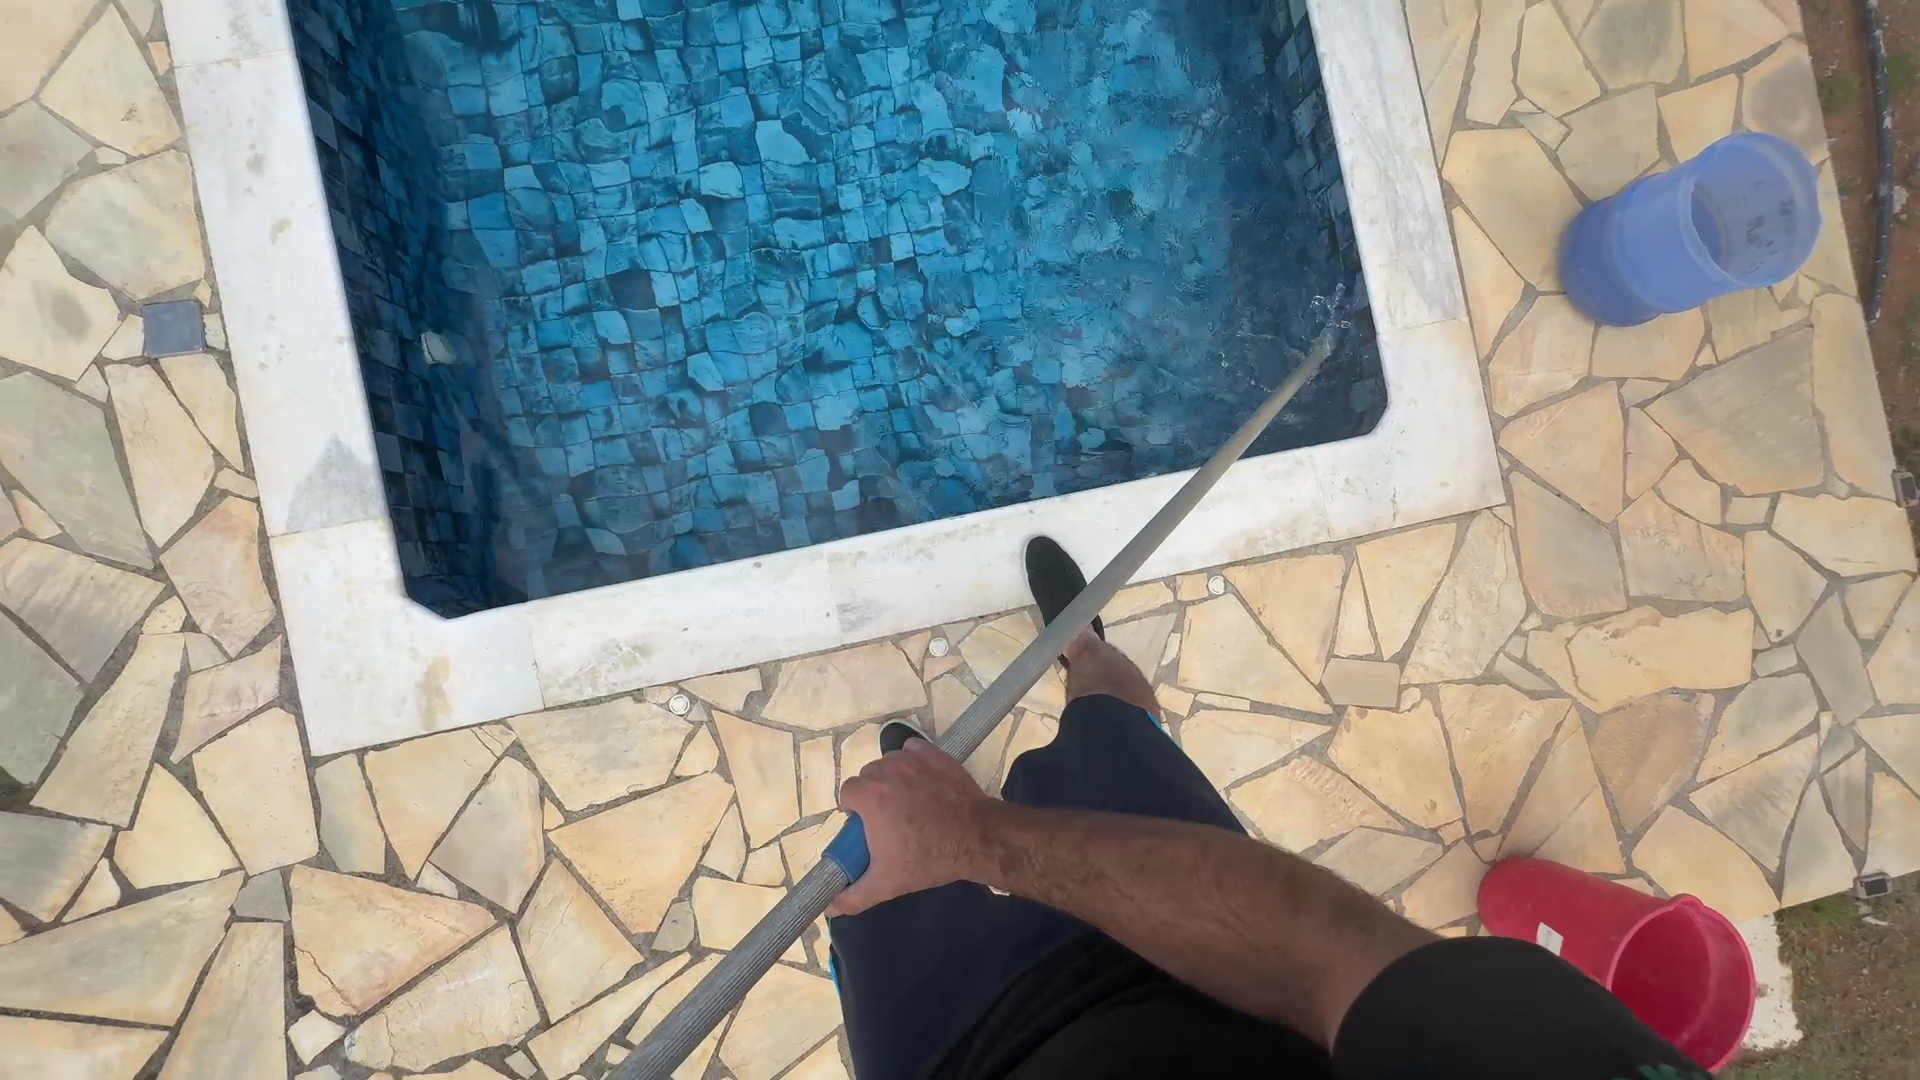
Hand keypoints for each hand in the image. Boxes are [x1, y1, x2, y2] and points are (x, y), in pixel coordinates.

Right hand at [827, 739, 999, 915]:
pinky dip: (912, 760)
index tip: (867, 825)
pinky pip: (912, 749)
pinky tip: (921, 779)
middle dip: (873, 793)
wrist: (976, 837)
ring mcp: (912, 759)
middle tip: (888, 817)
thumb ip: (853, 896)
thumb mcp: (887, 883)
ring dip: (892, 777)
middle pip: (868, 776)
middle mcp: (887, 770)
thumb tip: (830, 907)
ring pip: (889, 762)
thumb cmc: (928, 858)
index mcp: (870, 796)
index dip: (854, 808)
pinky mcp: (934, 753)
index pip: (847, 792)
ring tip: (908, 800)